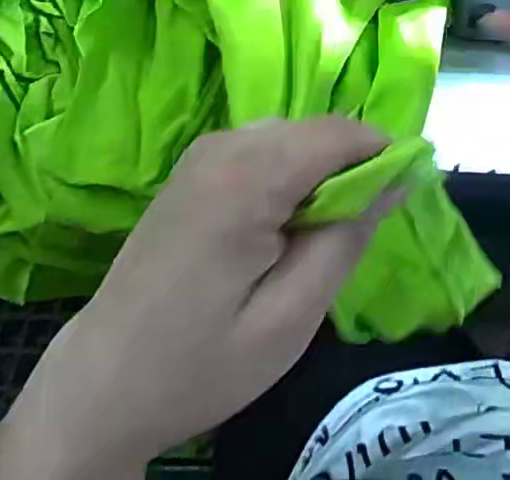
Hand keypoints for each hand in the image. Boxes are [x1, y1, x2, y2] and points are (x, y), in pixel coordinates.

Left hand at [0, 118, 401, 479]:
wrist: (105, 378)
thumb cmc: (202, 360)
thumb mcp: (292, 315)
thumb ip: (347, 235)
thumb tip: (397, 177)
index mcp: (246, 175)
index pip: (337, 133)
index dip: (381, 153)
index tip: (403, 195)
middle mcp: (222, 145)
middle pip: (312, 131)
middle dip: (348, 167)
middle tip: (354, 235)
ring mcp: (202, 152)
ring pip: (288, 137)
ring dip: (317, 173)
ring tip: (315, 239)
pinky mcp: (193, 167)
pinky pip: (260, 150)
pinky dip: (286, 175)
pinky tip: (278, 228)